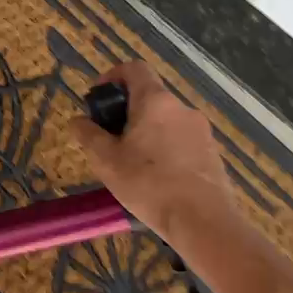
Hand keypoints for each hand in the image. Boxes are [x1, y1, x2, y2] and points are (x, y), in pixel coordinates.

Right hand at [70, 59, 237, 238]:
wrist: (204, 223)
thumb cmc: (148, 183)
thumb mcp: (104, 158)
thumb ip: (87, 133)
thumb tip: (79, 120)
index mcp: (155, 102)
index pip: (134, 68)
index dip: (112, 76)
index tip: (100, 101)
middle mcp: (182, 109)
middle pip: (148, 96)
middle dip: (125, 111)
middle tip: (109, 138)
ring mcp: (202, 133)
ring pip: (164, 120)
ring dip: (145, 131)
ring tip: (131, 161)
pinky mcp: (213, 155)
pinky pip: (180, 140)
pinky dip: (164, 148)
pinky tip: (156, 177)